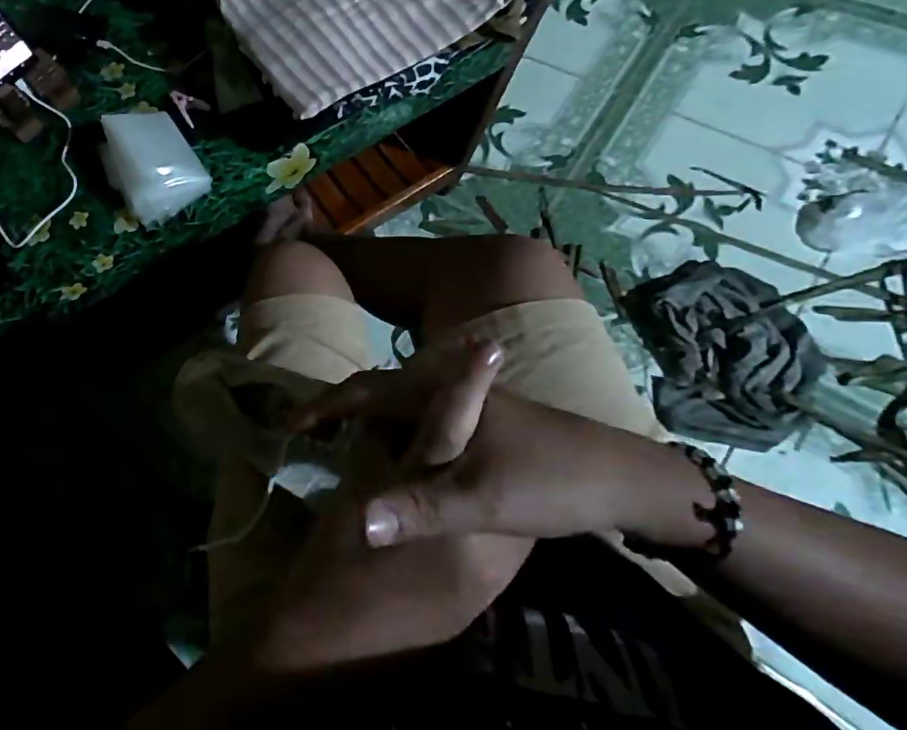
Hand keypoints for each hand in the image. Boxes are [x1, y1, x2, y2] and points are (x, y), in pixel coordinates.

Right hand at [245, 343, 535, 673]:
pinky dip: (392, 429)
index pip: (361, 391)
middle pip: (375, 390)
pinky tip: (392, 452)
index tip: (287, 426)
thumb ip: (417, 509)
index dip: (320, 407)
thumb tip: (356, 522)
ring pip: (397, 402)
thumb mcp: (479, 502)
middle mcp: (443, 383)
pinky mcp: (477, 415)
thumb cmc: (546, 480)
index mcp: (434, 391)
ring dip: (363, 418)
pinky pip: (417, 414)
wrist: (619, 477)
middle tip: (306, 434)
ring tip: (336, 441)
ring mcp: (462, 397)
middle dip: (337, 409)